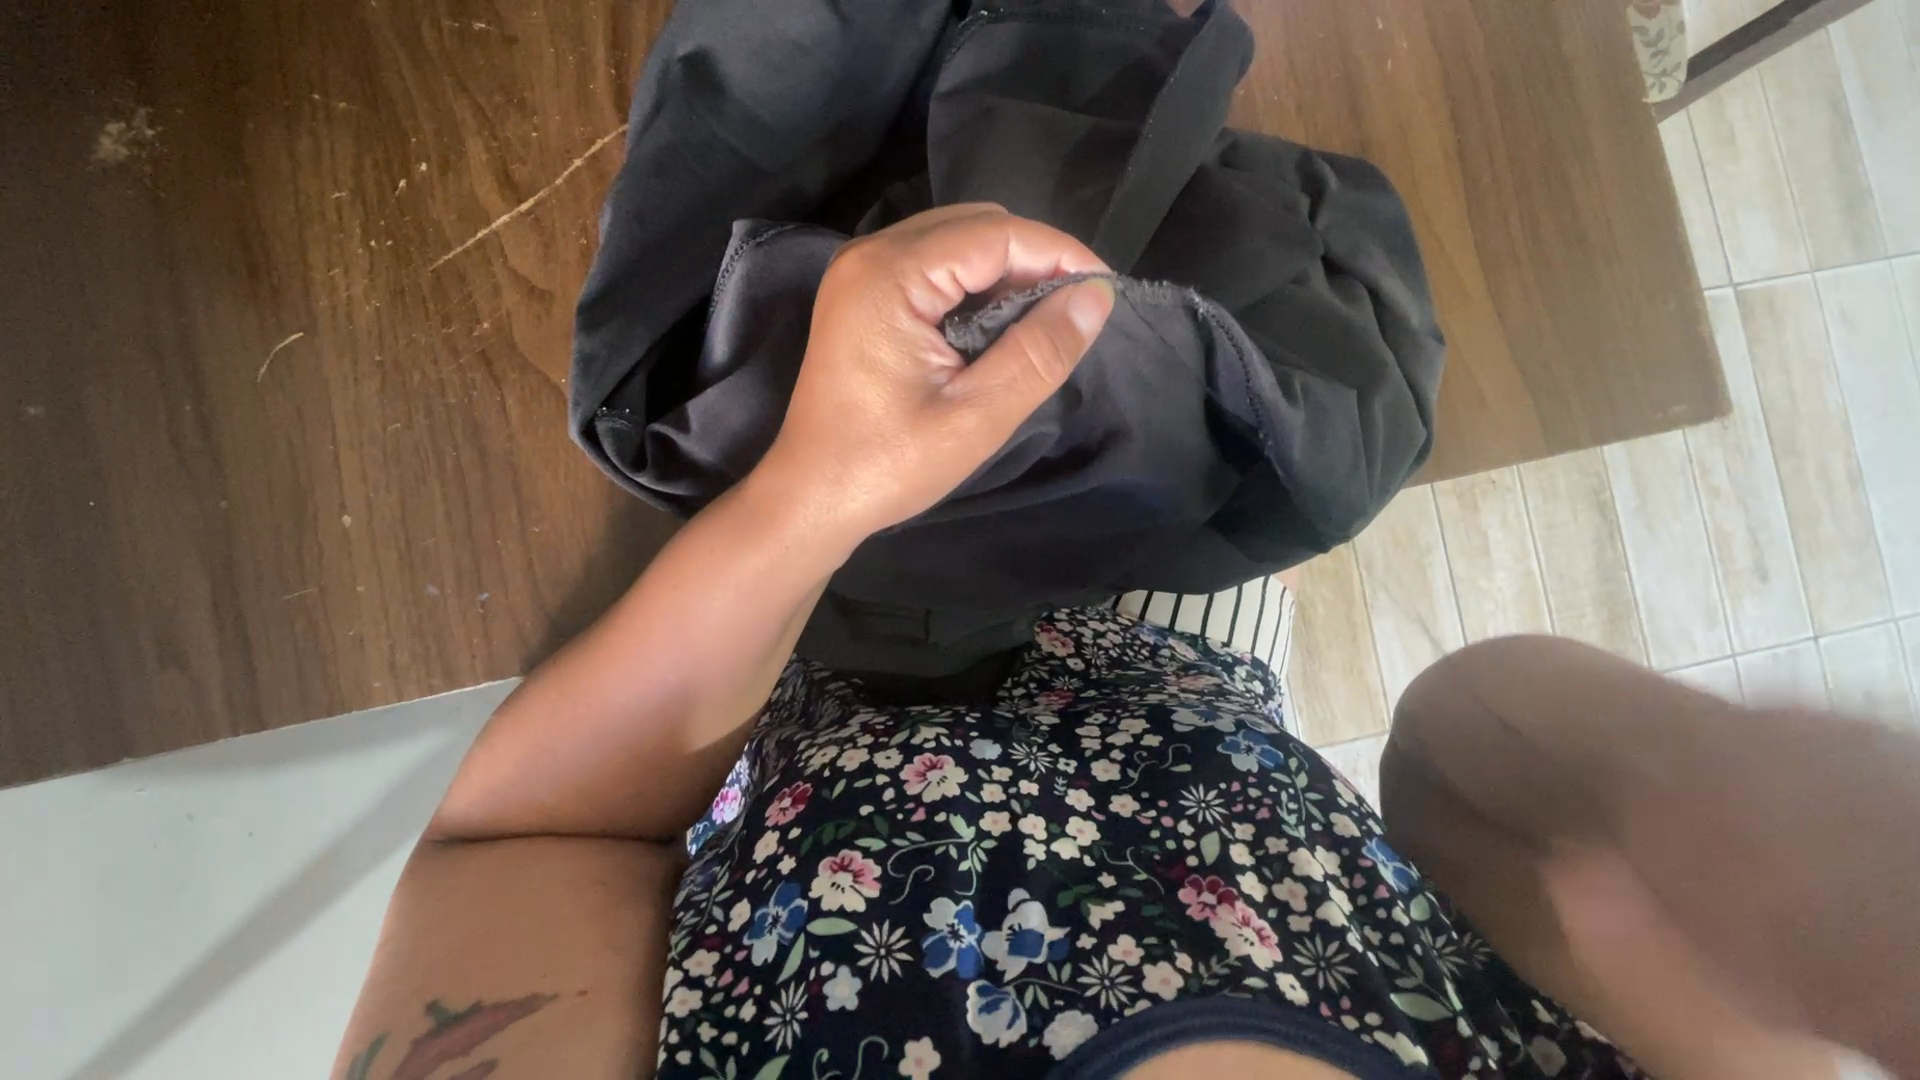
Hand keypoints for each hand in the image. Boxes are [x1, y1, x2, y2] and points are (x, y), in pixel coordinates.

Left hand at [753, 203, 1114, 543]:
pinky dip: (972, 285)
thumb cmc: (888, 466)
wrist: (810, 497)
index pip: (996, 234)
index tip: (1106, 289)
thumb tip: (1096, 297)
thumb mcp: (976, 417)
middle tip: (1075, 309)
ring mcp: (859, 273)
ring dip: (1004, 271)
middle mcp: (870, 255)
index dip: (1059, 252)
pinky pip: (931, 266)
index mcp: (891, 275)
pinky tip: (995, 325)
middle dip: (1033, 258)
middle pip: (974, 225)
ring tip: (1043, 319)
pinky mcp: (860, 297)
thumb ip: (1039, 353)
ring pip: (954, 242)